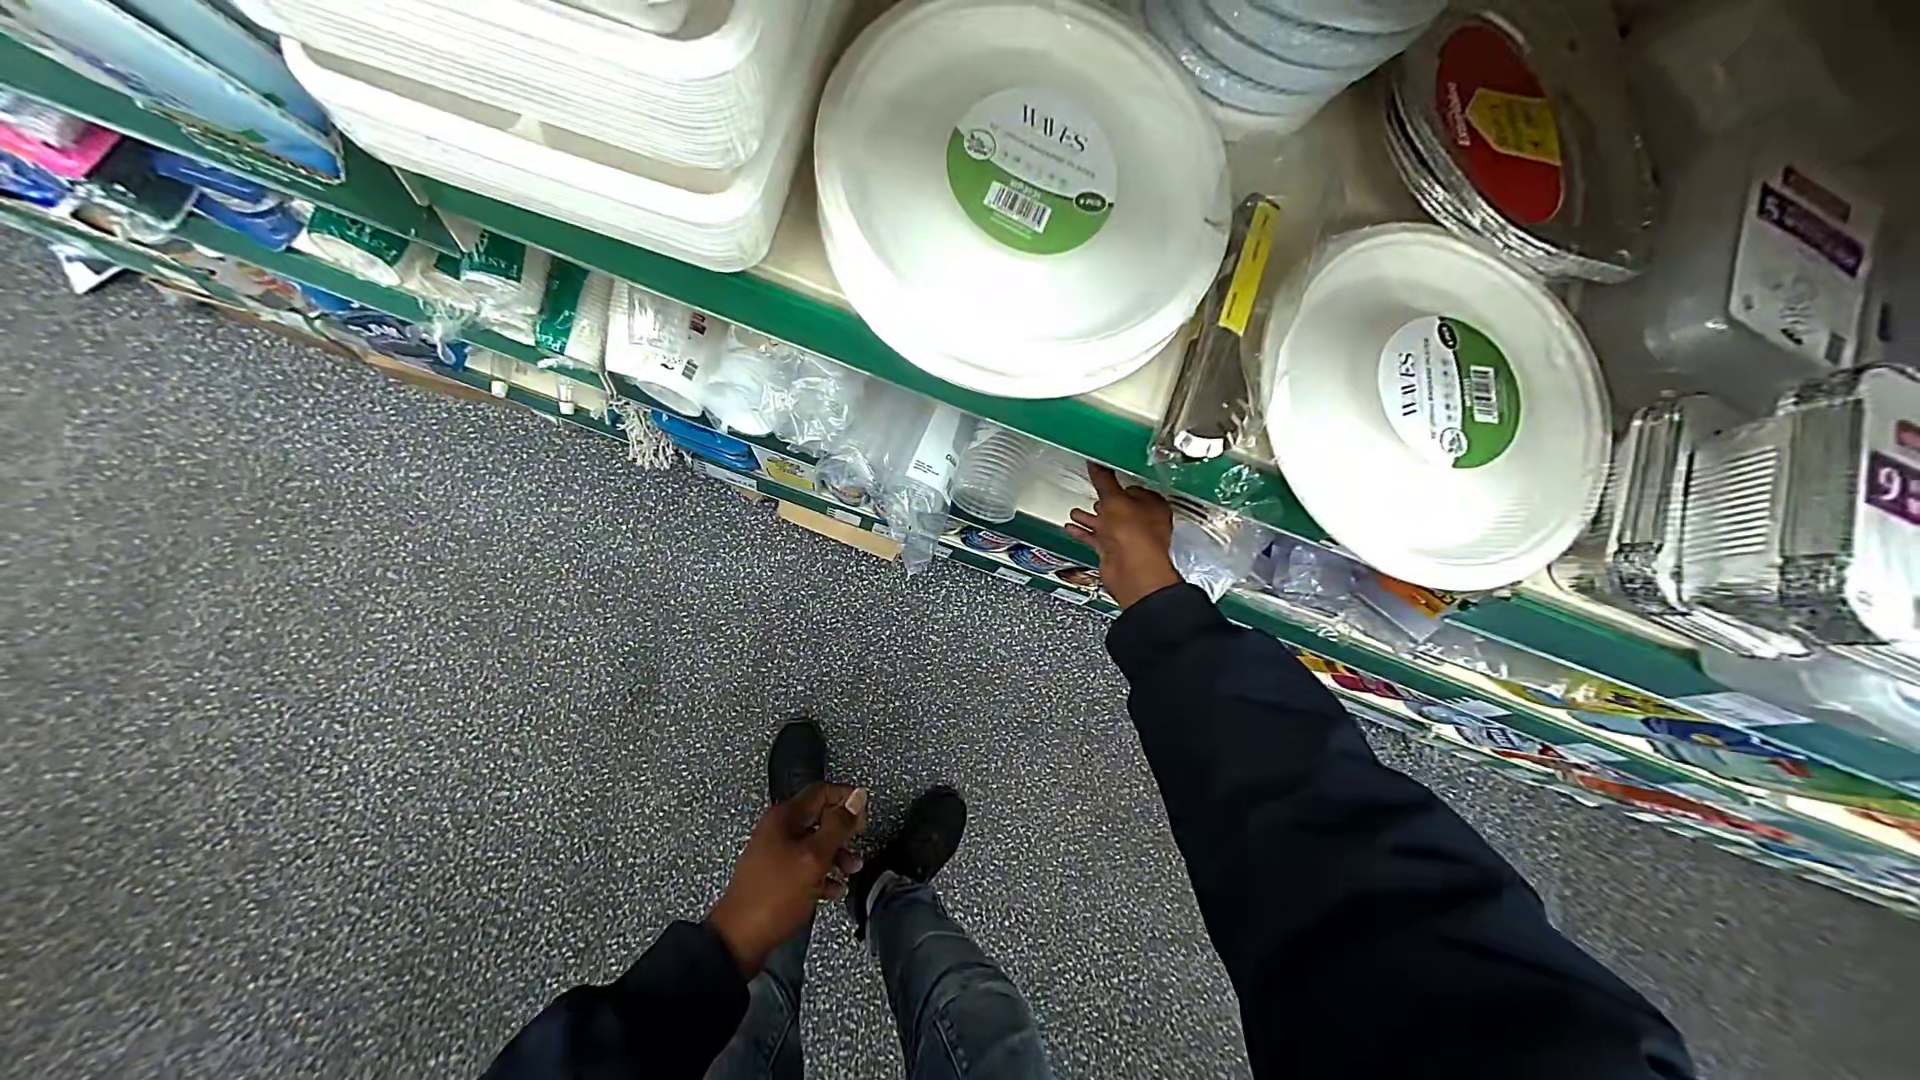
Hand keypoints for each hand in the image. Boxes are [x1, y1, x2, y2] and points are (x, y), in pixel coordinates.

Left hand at [707, 783, 867, 975]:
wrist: (738, 940)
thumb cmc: (776, 893)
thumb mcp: (814, 856)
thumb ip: (839, 825)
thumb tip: (857, 796)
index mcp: (785, 817)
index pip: (822, 791)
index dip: (846, 798)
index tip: (863, 815)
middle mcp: (778, 829)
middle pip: (819, 817)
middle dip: (843, 831)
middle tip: (859, 844)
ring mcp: (774, 853)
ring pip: (813, 844)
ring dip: (836, 855)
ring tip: (852, 871)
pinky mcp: (774, 876)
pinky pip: (804, 866)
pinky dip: (821, 874)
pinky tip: (833, 890)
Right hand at [1066, 463, 1181, 608]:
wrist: (1131, 571)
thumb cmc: (1135, 536)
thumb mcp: (1114, 499)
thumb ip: (1103, 480)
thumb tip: (1096, 463)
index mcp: (1152, 505)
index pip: (1136, 489)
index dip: (1120, 483)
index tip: (1106, 477)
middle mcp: (1143, 522)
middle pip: (1120, 507)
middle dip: (1104, 502)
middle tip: (1092, 494)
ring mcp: (1128, 538)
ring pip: (1107, 523)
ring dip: (1091, 518)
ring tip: (1075, 511)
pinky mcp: (1114, 552)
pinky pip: (1097, 538)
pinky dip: (1084, 532)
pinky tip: (1071, 527)